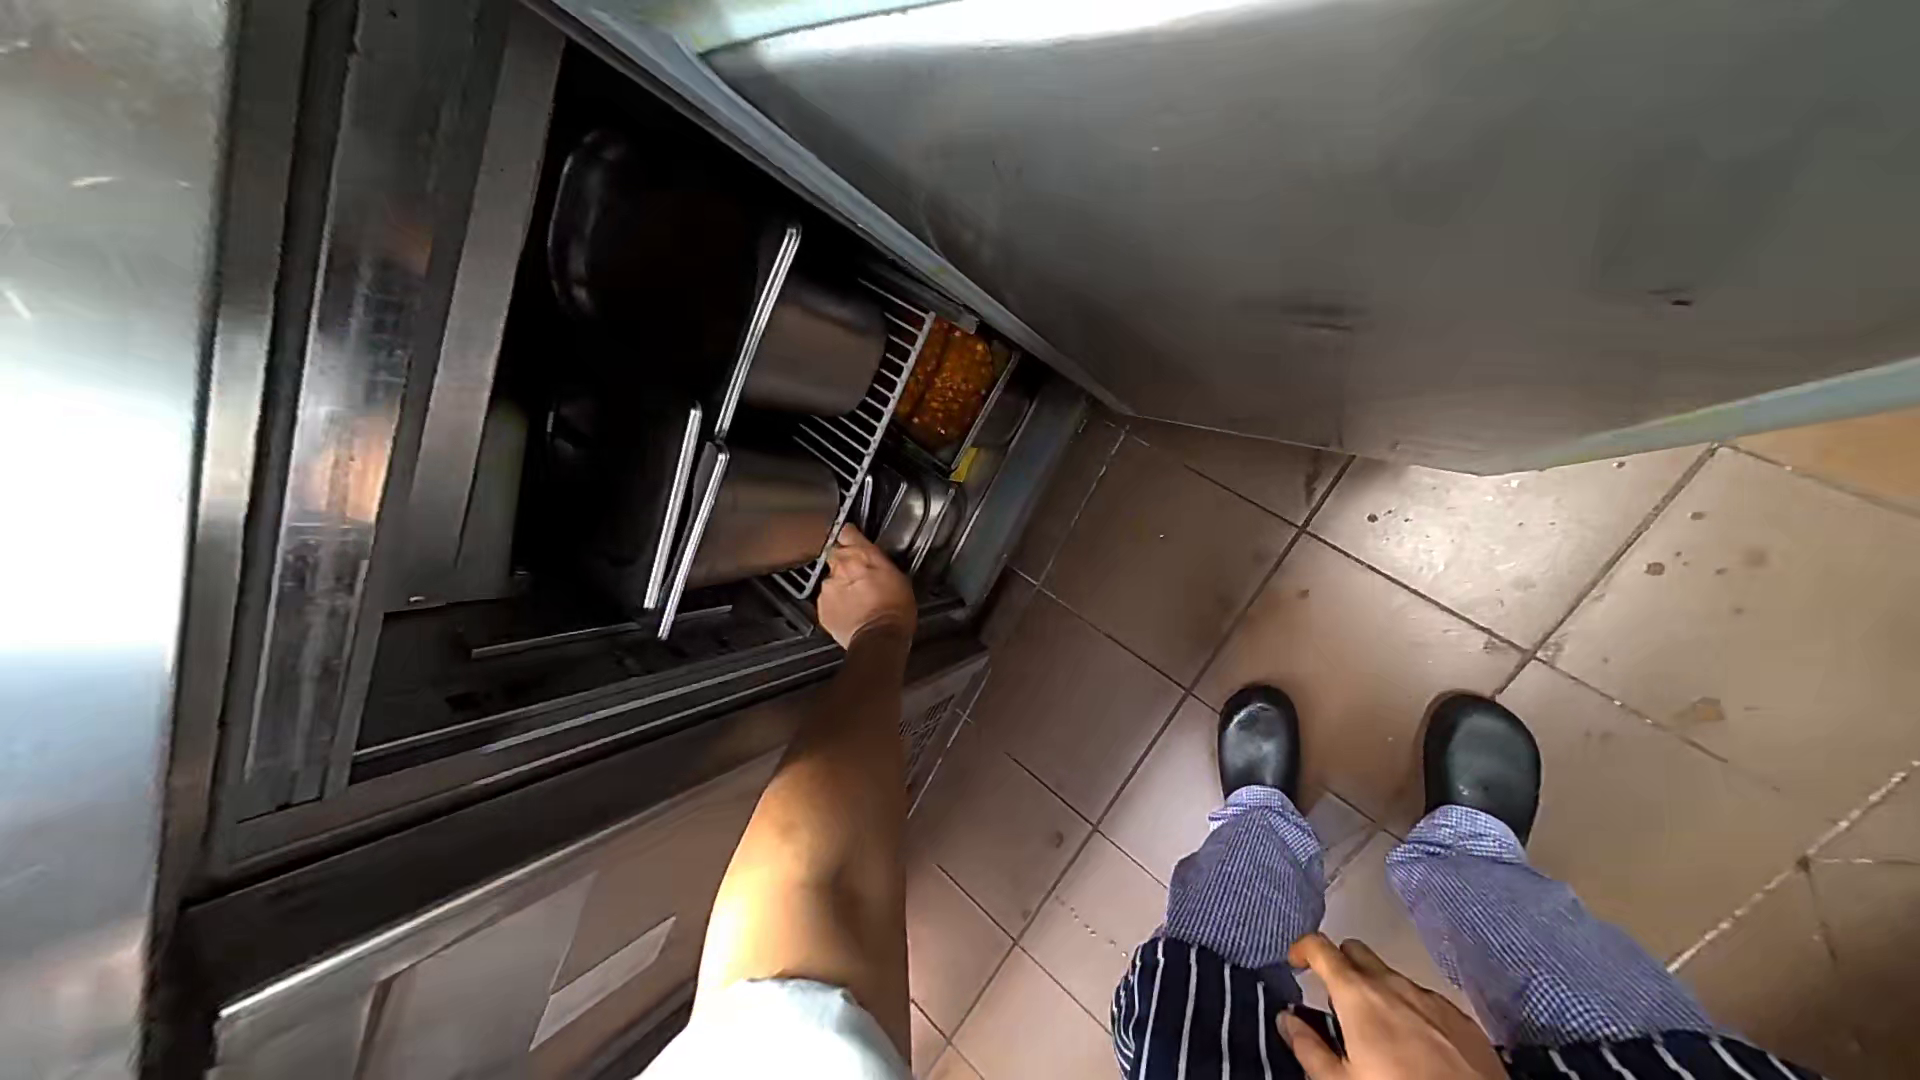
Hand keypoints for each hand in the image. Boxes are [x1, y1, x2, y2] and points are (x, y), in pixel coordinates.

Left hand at [817, 524, 915, 649]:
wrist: (879, 637)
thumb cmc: (894, 609)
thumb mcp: (898, 577)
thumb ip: (880, 561)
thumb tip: (875, 558)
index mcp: (862, 555)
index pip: (846, 532)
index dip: (849, 536)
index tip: (851, 538)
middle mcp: (841, 567)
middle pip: (835, 555)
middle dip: (844, 563)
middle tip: (860, 576)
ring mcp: (829, 587)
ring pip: (831, 579)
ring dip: (841, 586)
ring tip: (858, 599)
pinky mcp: (822, 606)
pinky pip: (826, 600)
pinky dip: (836, 604)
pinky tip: (851, 611)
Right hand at [1279, 934, 1504, 1079]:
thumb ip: (1308, 1048)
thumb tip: (1286, 1018)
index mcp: (1357, 994)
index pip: (1319, 946)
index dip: (1301, 949)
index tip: (1295, 966)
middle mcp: (1393, 985)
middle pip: (1356, 951)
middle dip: (1340, 965)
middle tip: (1335, 1000)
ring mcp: (1434, 1002)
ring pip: (1392, 977)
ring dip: (1376, 990)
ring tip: (1379, 1030)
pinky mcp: (1467, 1024)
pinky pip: (1427, 1001)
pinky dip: (1411, 1010)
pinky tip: (1420, 1048)